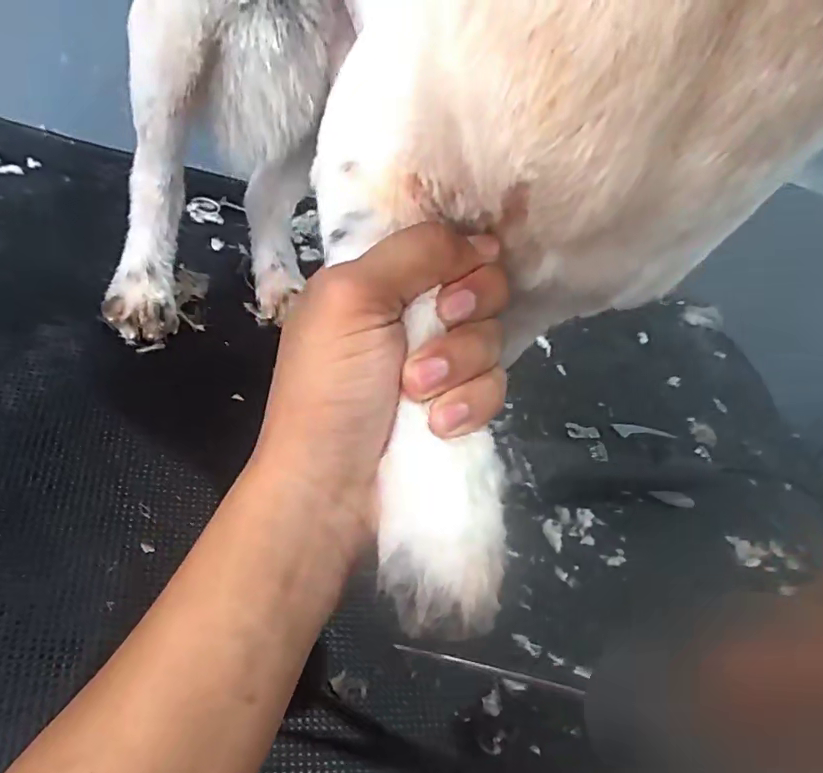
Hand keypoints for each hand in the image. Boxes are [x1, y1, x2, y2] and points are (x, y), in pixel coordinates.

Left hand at [250, 223, 509, 527]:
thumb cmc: (329, 387)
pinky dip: (468, 405)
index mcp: (377, 282)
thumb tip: (479, 239)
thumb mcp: (351, 299)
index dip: (461, 258)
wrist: (330, 483)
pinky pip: (493, 388)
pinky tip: (438, 426)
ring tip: (416, 395)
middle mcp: (411, 318)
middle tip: (432, 337)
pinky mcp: (456, 409)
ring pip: (491, 340)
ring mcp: (438, 367)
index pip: (446, 246)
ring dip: (458, 367)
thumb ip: (414, 252)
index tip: (450, 283)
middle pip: (480, 289)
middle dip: (462, 316)